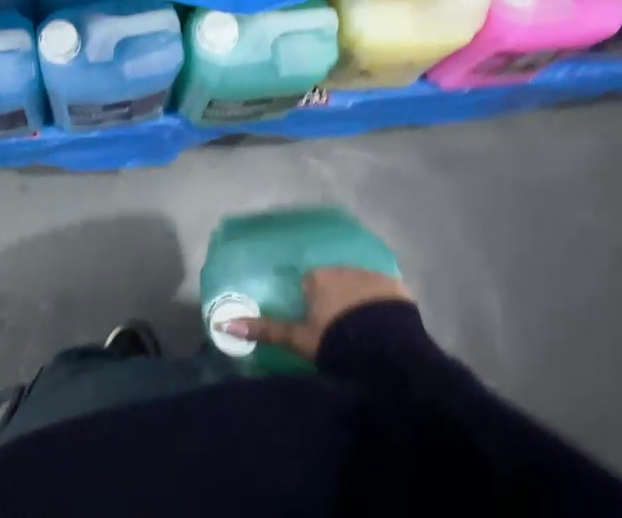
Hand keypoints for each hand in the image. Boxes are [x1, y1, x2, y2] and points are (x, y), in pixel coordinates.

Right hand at [219, 266, 413, 360]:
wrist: (387, 353)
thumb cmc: (335, 342)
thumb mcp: (298, 339)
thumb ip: (265, 329)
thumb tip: (223, 322)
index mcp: (317, 277)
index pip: (309, 283)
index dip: (311, 302)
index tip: (316, 322)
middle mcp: (343, 267)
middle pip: (334, 281)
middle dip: (335, 298)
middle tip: (339, 327)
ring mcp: (373, 275)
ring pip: (360, 285)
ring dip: (359, 300)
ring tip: (363, 329)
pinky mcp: (398, 287)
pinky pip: (384, 292)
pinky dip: (382, 305)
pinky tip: (384, 325)